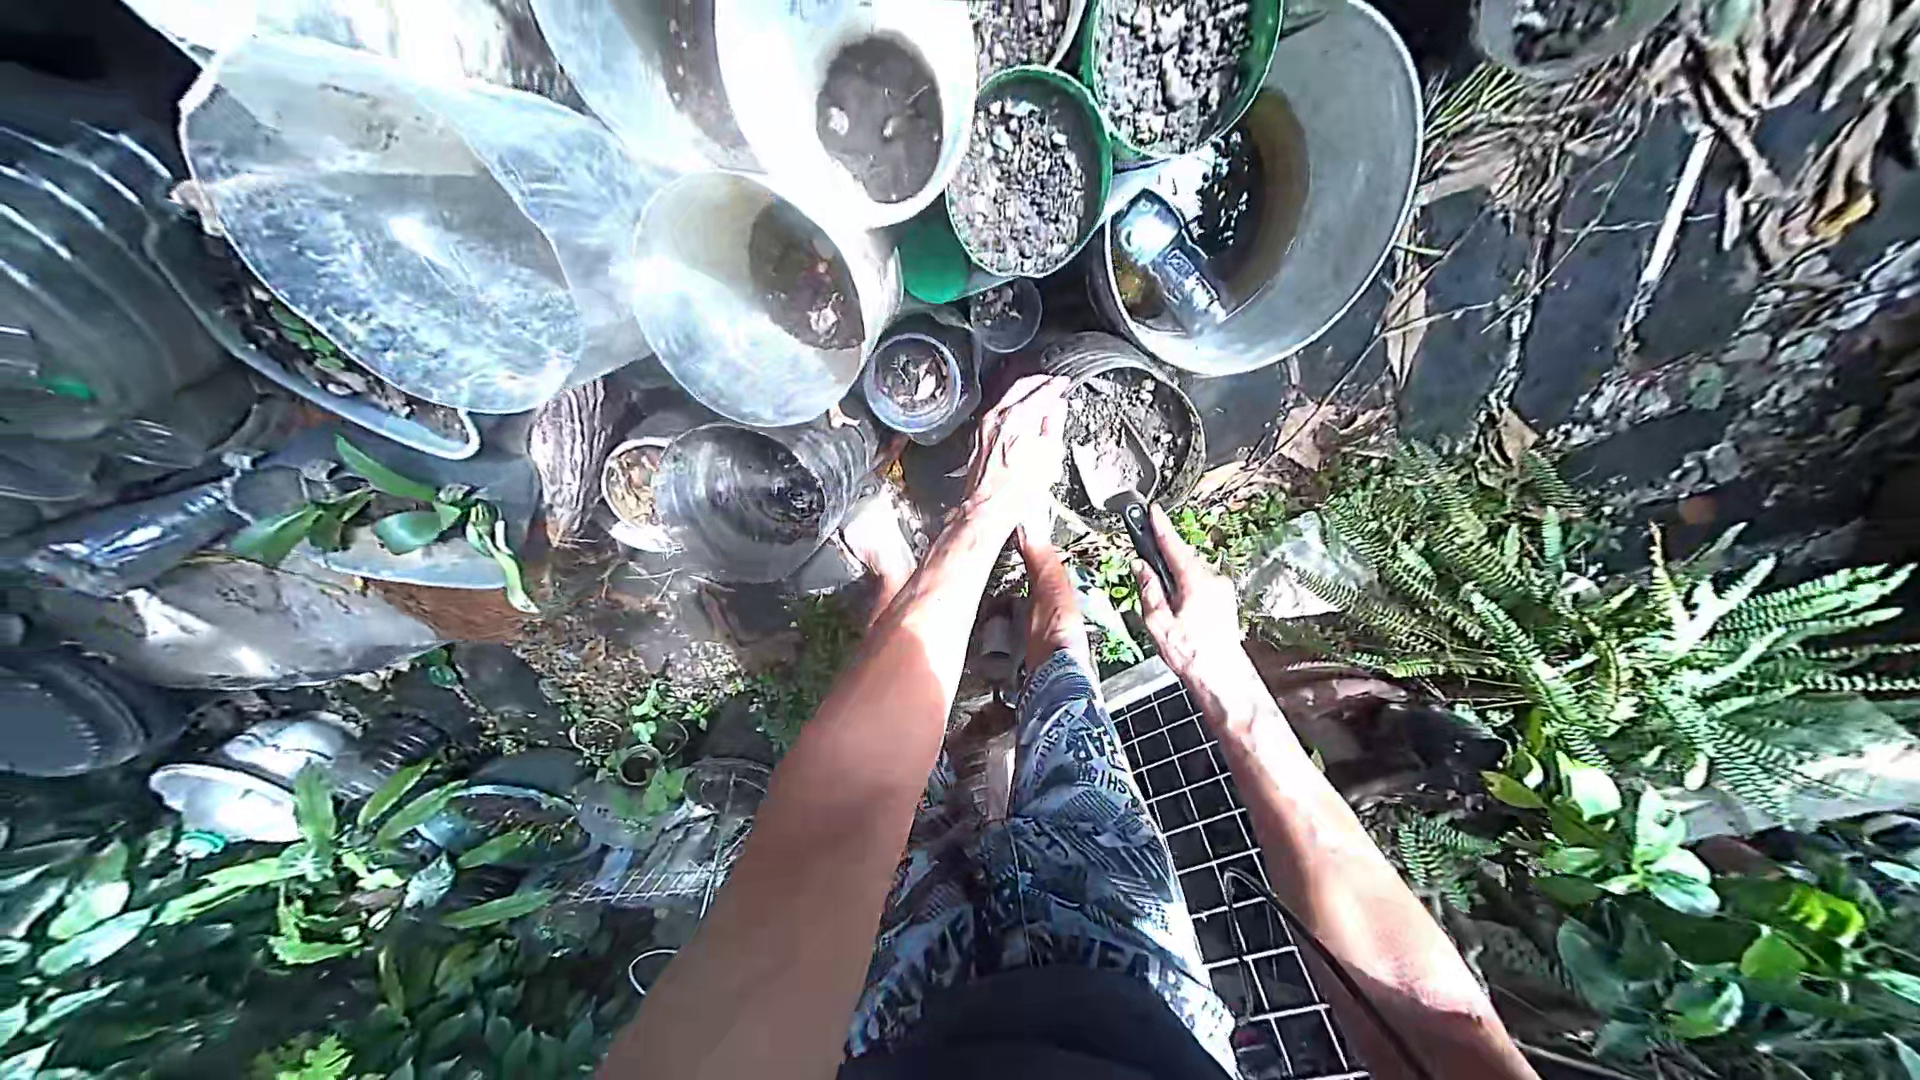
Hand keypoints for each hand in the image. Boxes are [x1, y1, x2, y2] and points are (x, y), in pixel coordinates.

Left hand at [963, 374, 1069, 535]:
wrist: (988, 508)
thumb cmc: (1016, 491)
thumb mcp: (1048, 457)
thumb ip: (1054, 425)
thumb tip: (1057, 408)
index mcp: (1017, 419)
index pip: (1041, 392)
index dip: (1056, 386)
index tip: (1064, 384)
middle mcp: (997, 417)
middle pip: (1020, 386)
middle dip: (1039, 382)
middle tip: (1052, 383)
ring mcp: (985, 426)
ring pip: (1007, 397)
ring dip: (1024, 393)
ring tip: (1039, 397)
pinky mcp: (979, 436)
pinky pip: (998, 411)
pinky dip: (1012, 407)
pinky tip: (1021, 415)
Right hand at [1133, 505, 1255, 688]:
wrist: (1222, 677)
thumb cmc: (1192, 654)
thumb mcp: (1157, 622)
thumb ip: (1148, 589)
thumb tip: (1141, 567)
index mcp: (1196, 582)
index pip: (1173, 546)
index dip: (1160, 526)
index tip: (1152, 509)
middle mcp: (1213, 580)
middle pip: (1181, 559)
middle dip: (1161, 561)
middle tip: (1143, 567)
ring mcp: (1222, 589)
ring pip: (1189, 572)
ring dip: (1173, 579)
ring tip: (1162, 605)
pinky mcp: (1224, 599)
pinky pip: (1199, 583)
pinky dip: (1184, 587)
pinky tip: (1177, 609)